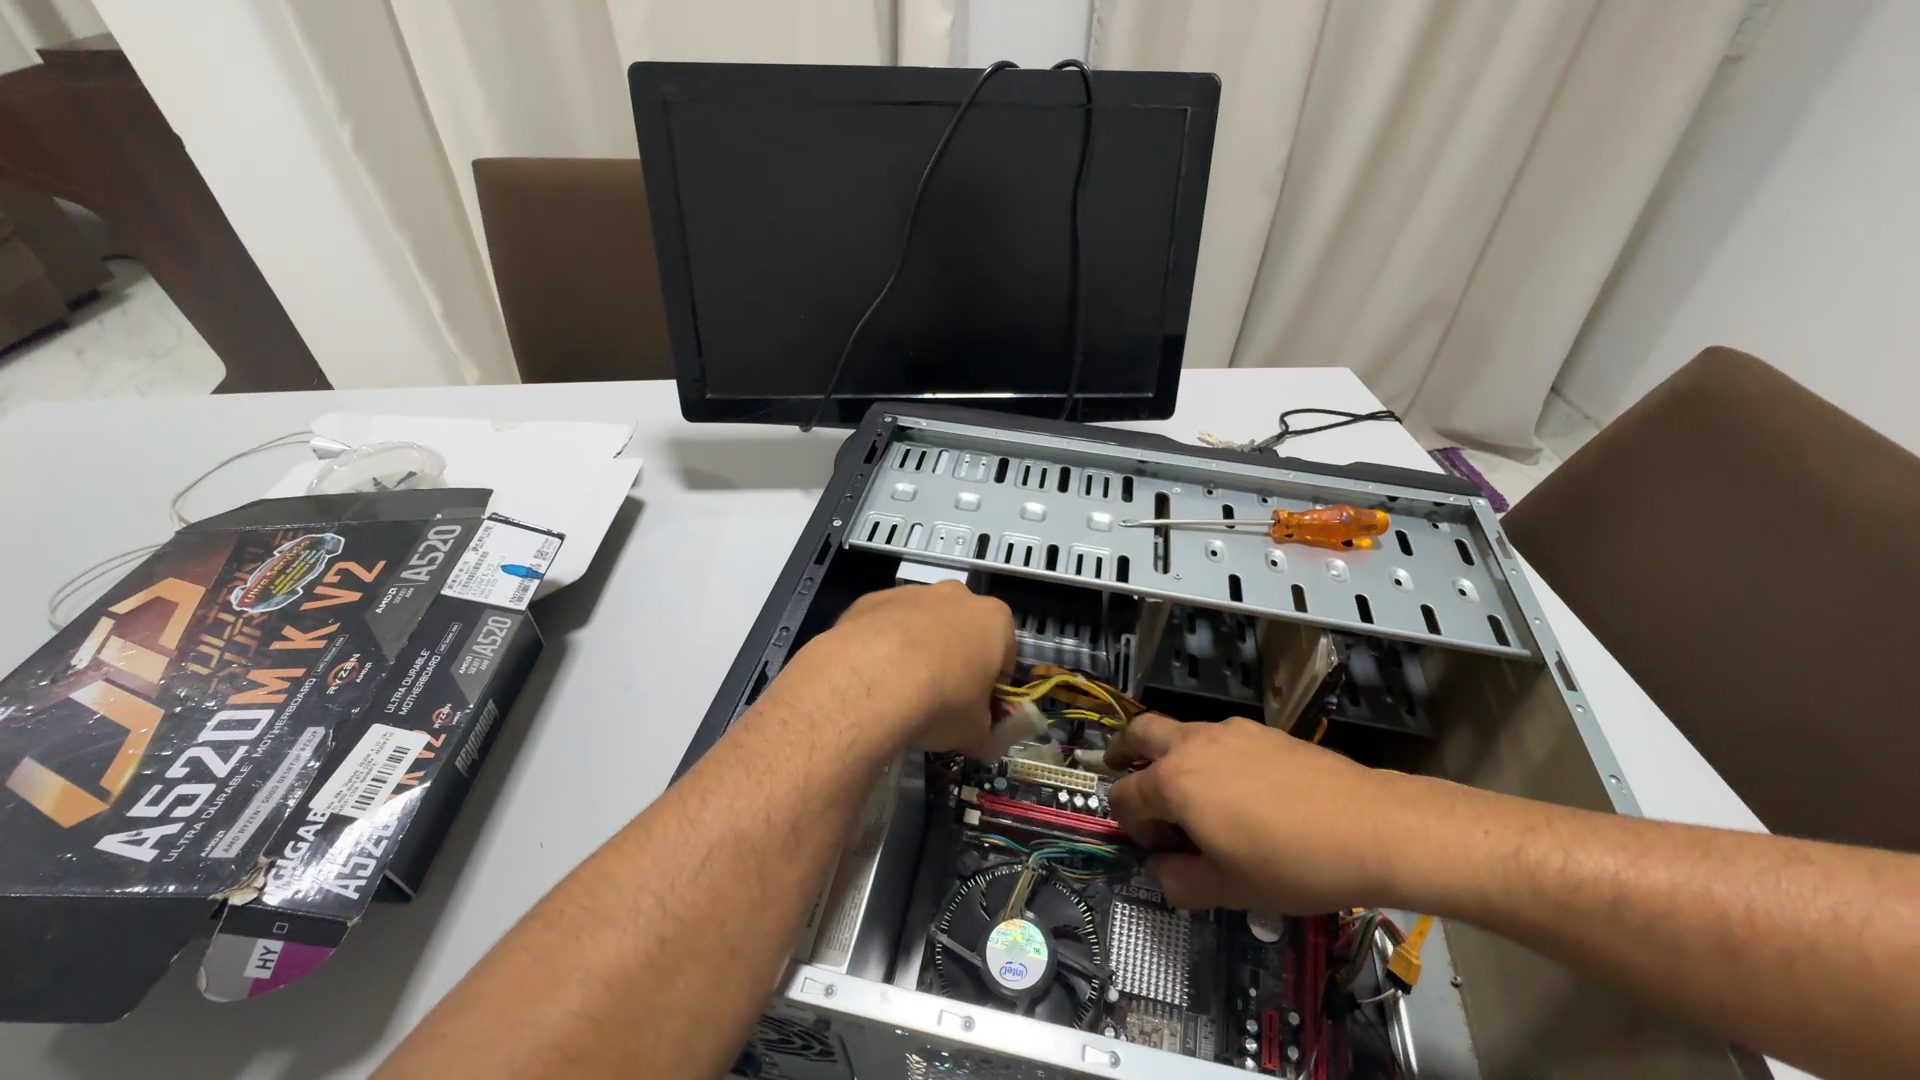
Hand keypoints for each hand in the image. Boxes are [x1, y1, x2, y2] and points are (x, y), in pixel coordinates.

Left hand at [787, 581, 1013, 757]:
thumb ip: (983, 733)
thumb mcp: (973, 732)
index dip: (992, 685)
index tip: (977, 708)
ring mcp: (911, 593)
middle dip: (955, 661)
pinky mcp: (871, 599)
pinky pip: (884, 625)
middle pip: (962, 631)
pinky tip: (872, 676)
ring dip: (917, 650)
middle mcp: (956, 596)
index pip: (1004, 655)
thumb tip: (982, 743)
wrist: (872, 678)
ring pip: (921, 624)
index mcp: (994, 620)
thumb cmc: (941, 702)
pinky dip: (882, 646)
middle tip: (939, 699)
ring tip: (899, 691)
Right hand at [1106, 714, 1434, 913]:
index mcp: (1174, 783)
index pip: (1126, 797)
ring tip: (1190, 792)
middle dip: (1124, 753)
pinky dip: (1208, 755)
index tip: (1159, 851)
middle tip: (1122, 771)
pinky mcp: (1264, 731)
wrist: (1373, 828)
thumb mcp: (1229, 890)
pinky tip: (1237, 789)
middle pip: (1140, 733)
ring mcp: (1231, 732)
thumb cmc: (1293, 864)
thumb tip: (1160, 871)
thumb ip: (1180, 882)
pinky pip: (1218, 737)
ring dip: (1169, 754)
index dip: (1132, 827)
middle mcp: (1194, 745)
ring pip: (1181, 731)